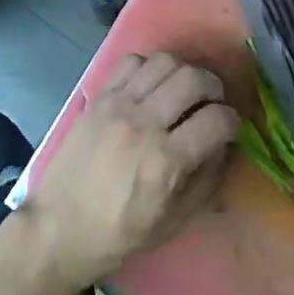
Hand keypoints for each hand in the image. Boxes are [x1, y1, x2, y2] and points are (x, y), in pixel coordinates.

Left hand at [22, 53, 238, 288]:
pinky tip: (152, 85)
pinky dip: (150, 66)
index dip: (233, 122)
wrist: (60, 226)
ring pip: (164, 62)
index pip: (217, 120)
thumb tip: (225, 146)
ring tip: (184, 89)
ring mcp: (118, 104)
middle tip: (213, 103)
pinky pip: (132, 61)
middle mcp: (144, 123)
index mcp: (165, 161)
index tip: (230, 129)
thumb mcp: (173, 221)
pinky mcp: (99, 96)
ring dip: (184, 71)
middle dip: (214, 88)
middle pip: (194, 79)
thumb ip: (206, 181)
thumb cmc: (119, 232)